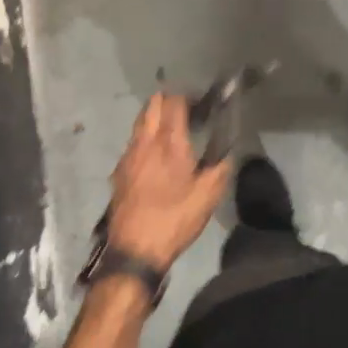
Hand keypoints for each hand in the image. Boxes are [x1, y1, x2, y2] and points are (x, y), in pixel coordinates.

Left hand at [106, 91, 232, 269]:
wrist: (135, 250)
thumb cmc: (175, 219)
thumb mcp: (208, 196)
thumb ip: (220, 167)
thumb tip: (227, 148)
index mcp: (170, 143)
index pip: (175, 103)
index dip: (188, 96)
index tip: (200, 100)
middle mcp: (146, 142)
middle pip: (152, 106)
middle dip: (167, 99)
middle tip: (185, 107)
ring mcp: (128, 156)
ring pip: (140, 122)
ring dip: (154, 116)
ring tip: (170, 124)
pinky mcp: (119, 171)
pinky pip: (133, 142)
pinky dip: (144, 137)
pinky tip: (153, 152)